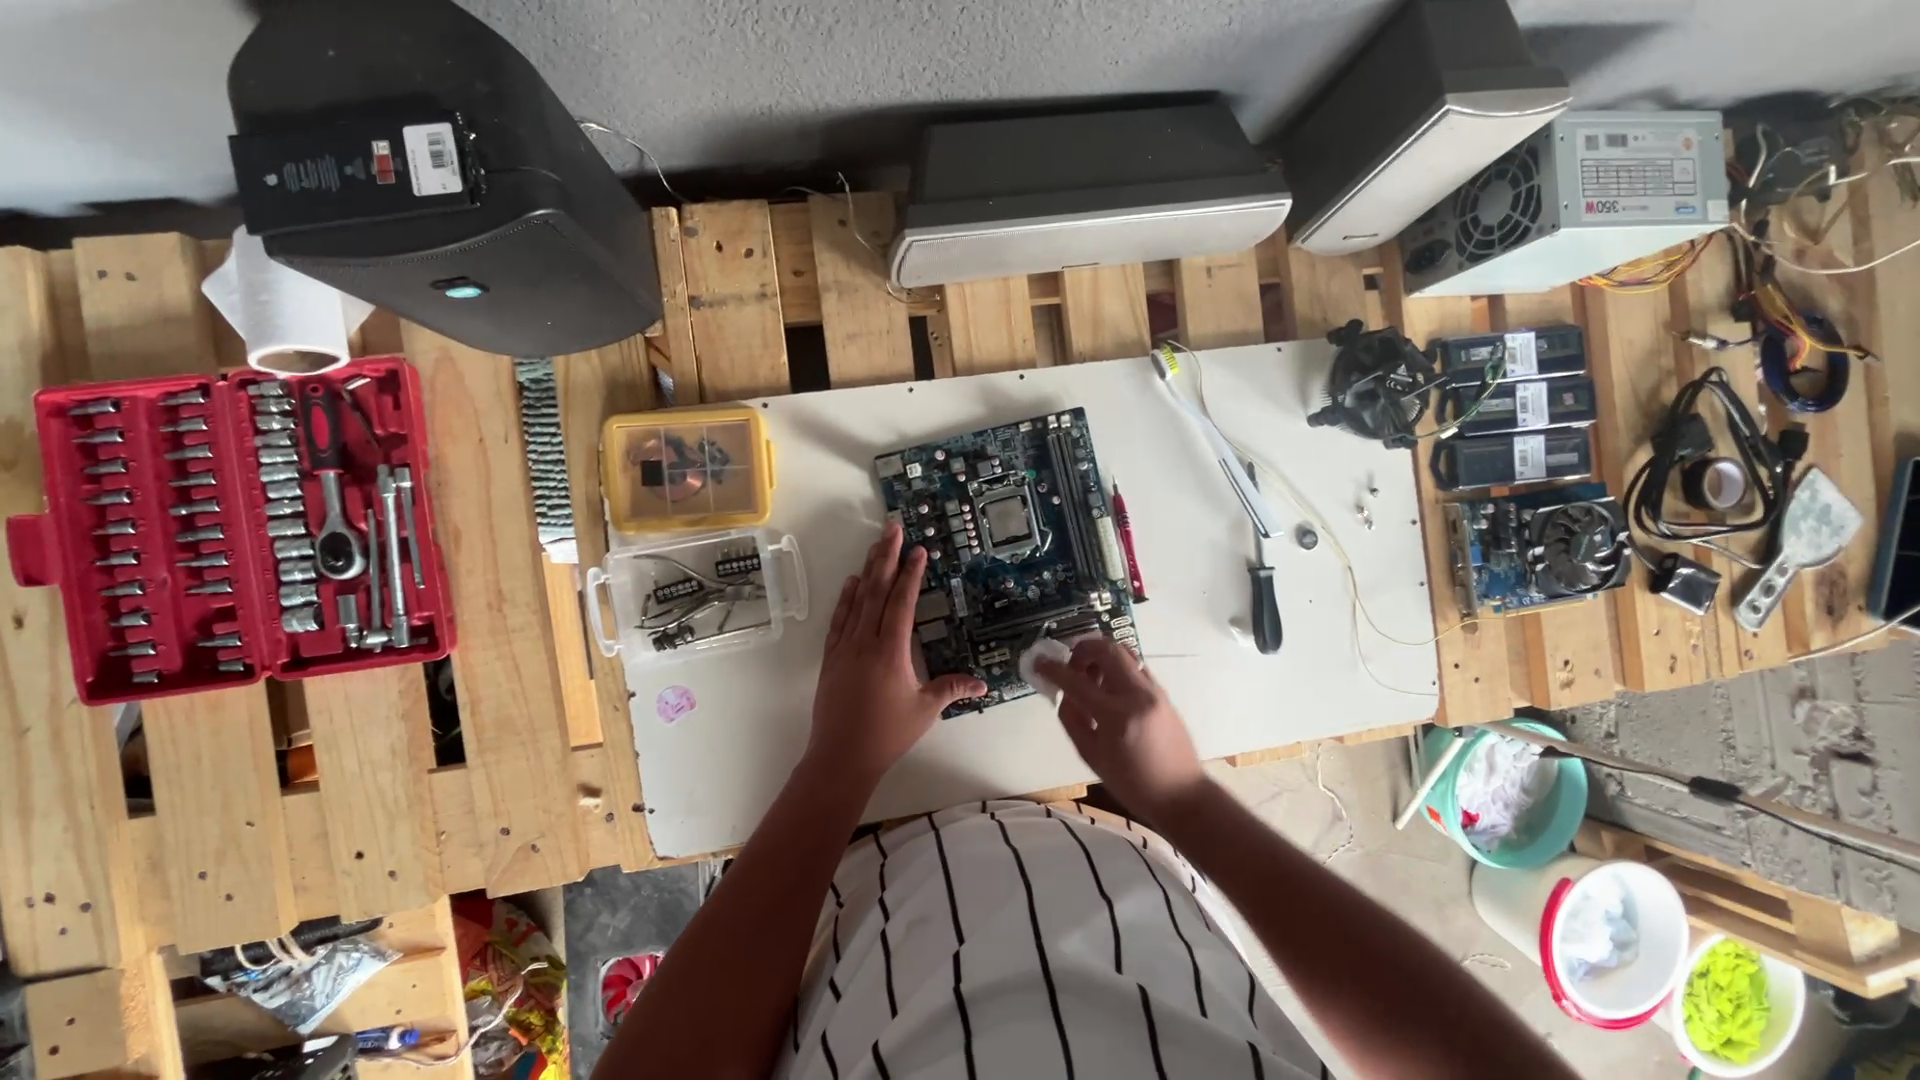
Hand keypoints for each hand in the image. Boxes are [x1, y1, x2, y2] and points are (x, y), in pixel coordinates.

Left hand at [807, 522, 985, 785]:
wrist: (840, 757)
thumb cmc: (886, 735)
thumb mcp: (924, 710)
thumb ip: (952, 689)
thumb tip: (982, 684)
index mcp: (891, 651)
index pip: (902, 603)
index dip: (911, 574)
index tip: (918, 550)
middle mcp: (865, 642)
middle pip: (876, 590)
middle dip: (886, 557)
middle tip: (892, 528)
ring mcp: (844, 648)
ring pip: (857, 600)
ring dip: (867, 570)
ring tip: (876, 545)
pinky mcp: (831, 658)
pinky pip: (839, 620)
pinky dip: (846, 599)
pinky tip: (851, 583)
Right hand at [1036, 639, 1205, 817]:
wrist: (1181, 794)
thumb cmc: (1132, 784)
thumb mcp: (1092, 756)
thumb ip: (1073, 720)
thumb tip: (1063, 693)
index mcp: (1116, 716)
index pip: (1077, 681)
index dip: (1053, 669)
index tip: (1039, 662)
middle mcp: (1137, 695)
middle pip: (1106, 650)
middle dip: (1081, 649)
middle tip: (1070, 665)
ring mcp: (1154, 691)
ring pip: (1124, 652)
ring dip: (1101, 655)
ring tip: (1089, 676)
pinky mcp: (1163, 693)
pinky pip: (1135, 666)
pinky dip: (1117, 666)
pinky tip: (1109, 687)